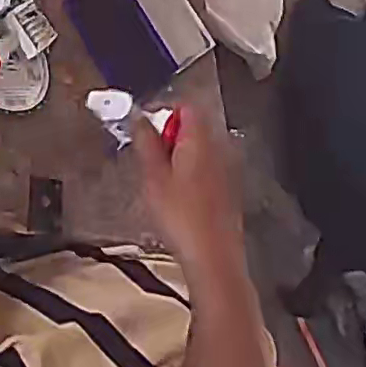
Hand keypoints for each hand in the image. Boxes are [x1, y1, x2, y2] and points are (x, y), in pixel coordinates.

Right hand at [131, 104, 244, 268]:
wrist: (213, 261)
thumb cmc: (181, 217)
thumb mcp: (153, 176)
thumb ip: (145, 141)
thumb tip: (139, 117)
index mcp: (200, 140)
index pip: (186, 105)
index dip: (163, 108)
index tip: (144, 123)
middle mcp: (217, 150)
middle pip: (192, 126)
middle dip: (168, 134)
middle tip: (148, 155)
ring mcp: (225, 171)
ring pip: (197, 148)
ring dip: (176, 154)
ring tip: (158, 177)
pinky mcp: (226, 191)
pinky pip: (204, 167)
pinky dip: (187, 170)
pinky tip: (175, 196)